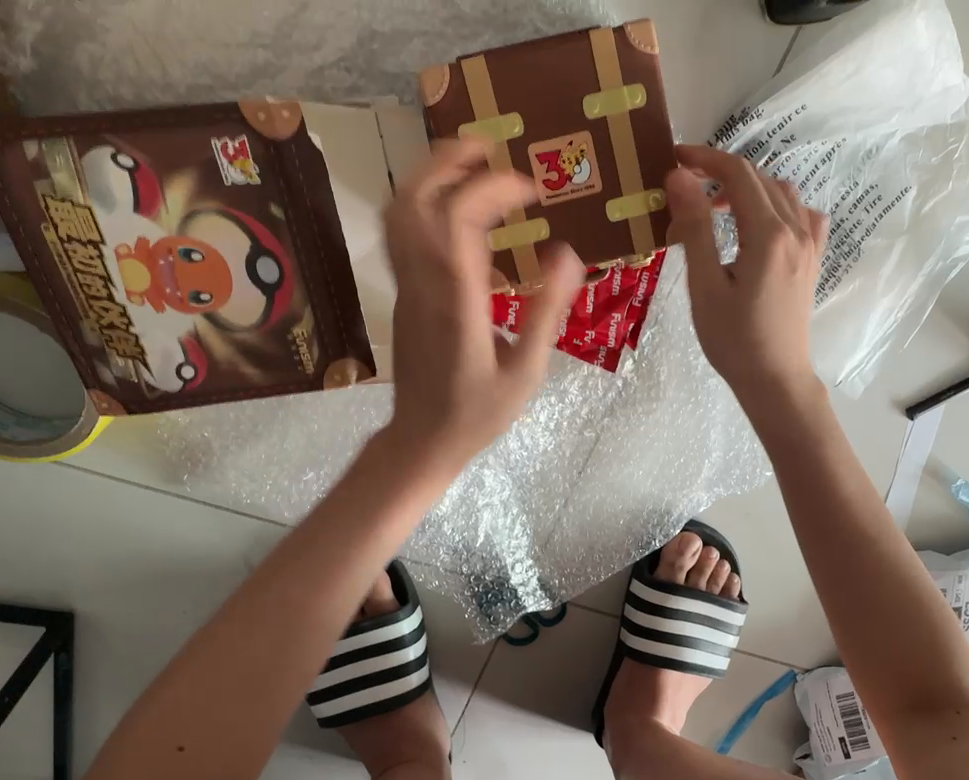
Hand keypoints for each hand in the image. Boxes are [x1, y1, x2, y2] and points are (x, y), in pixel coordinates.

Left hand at [383, 137, 581, 470]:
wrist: (422, 439)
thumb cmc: (478, 413)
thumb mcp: (525, 373)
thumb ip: (547, 312)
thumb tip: (569, 254)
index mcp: (457, 303)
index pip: (462, 222)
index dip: (495, 190)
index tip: (533, 189)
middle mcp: (423, 285)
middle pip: (416, 201)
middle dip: (450, 162)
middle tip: (491, 150)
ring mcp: (405, 287)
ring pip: (399, 212)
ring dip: (430, 175)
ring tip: (471, 163)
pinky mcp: (402, 293)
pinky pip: (402, 232)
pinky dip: (424, 202)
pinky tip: (457, 207)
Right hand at [664, 144, 828, 402]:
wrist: (775, 380)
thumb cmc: (734, 341)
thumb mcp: (705, 287)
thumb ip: (694, 229)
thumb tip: (680, 177)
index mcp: (768, 234)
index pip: (737, 173)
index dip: (704, 159)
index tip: (674, 160)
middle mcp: (796, 230)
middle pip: (759, 178)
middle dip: (721, 173)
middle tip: (685, 191)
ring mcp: (810, 245)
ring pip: (781, 192)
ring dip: (747, 188)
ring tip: (716, 209)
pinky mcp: (813, 260)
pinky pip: (801, 214)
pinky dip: (777, 206)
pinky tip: (760, 225)